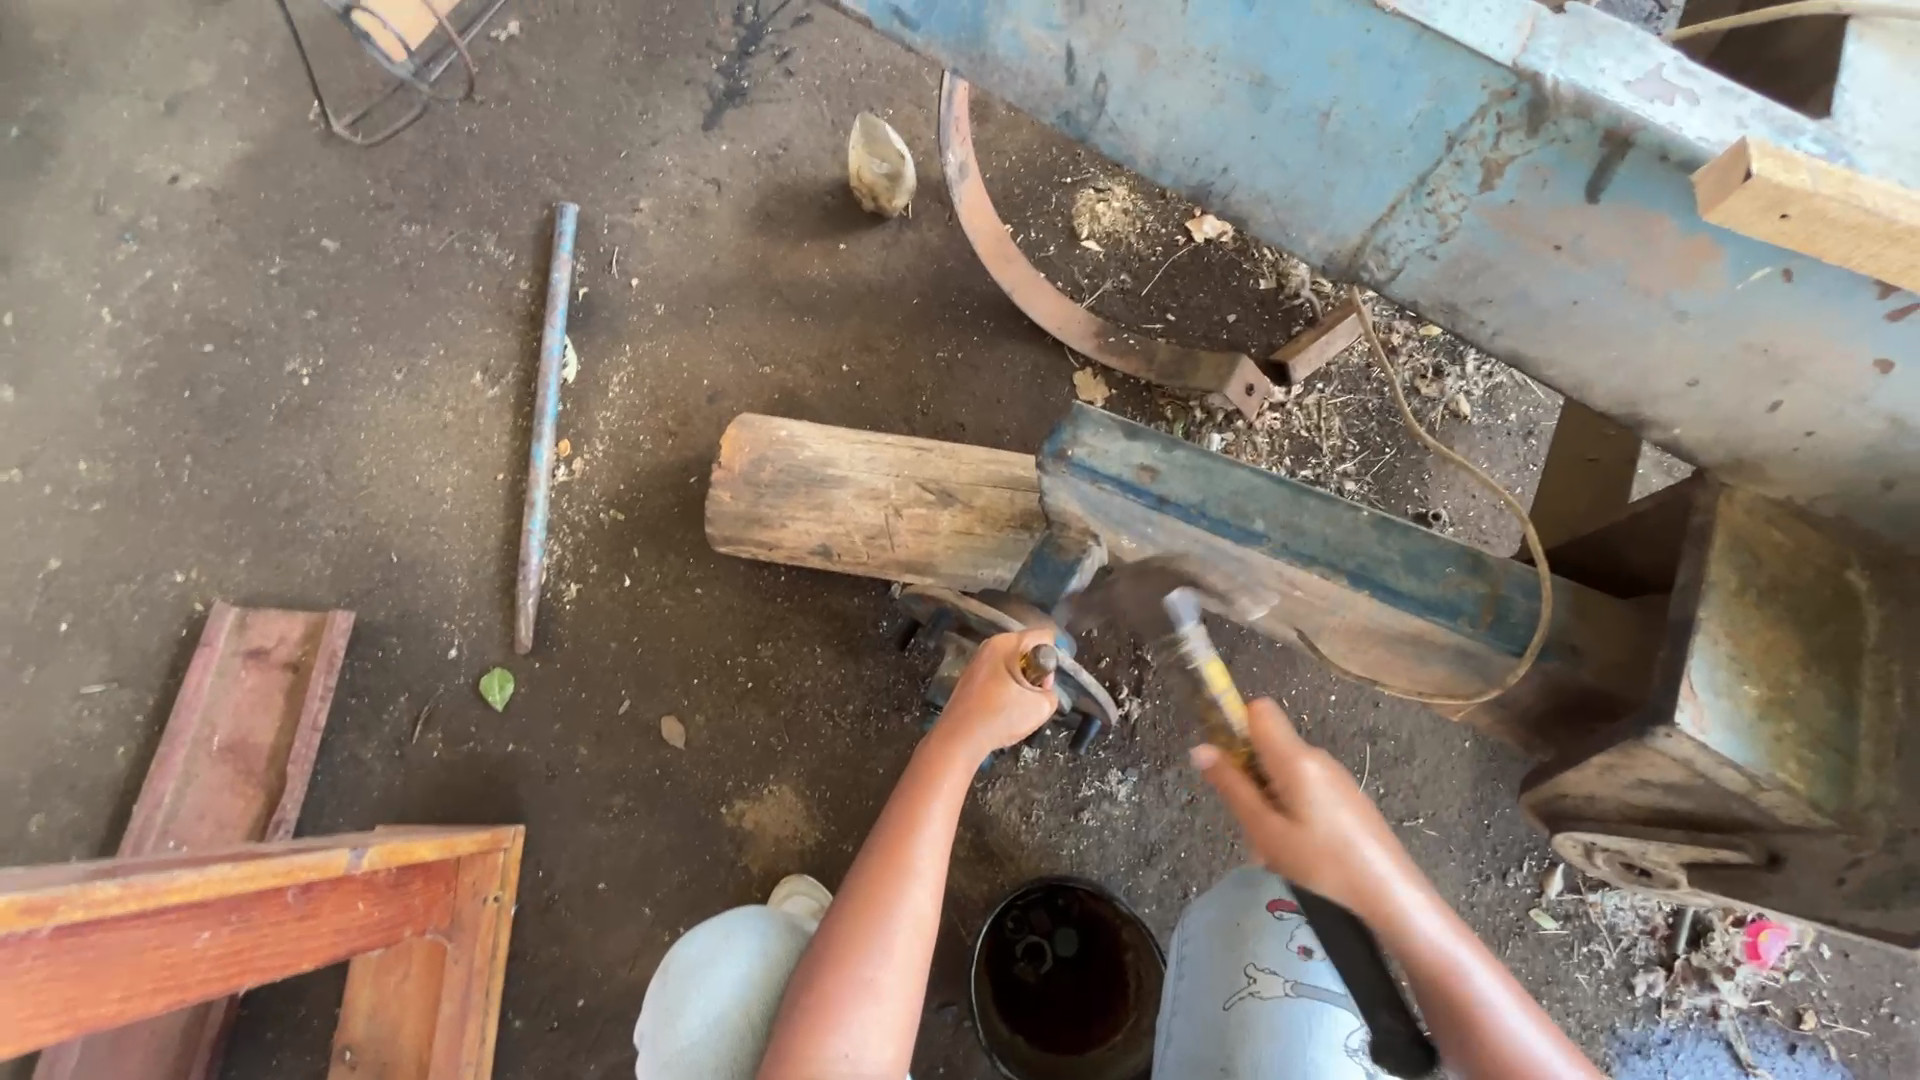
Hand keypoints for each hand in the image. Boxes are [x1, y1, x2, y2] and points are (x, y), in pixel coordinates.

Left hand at [934, 629, 1058, 754]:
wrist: (959, 738)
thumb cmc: (1000, 718)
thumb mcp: (1041, 707)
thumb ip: (1051, 692)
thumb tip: (1041, 688)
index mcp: (1006, 643)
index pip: (1045, 636)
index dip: (1052, 660)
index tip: (1043, 684)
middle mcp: (990, 645)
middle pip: (1028, 649)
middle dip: (1035, 672)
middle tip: (1031, 697)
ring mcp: (978, 660)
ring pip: (1013, 664)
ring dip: (1021, 683)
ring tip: (1015, 707)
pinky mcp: (971, 675)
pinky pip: (999, 674)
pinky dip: (1005, 689)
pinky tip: (1000, 709)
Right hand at [1191, 698, 1429, 923]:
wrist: (1395, 901)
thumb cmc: (1324, 866)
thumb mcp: (1266, 831)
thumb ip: (1232, 787)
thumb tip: (1200, 749)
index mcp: (1296, 758)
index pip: (1258, 710)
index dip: (1235, 726)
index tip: (1225, 763)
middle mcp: (1317, 757)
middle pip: (1269, 745)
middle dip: (1249, 775)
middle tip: (1251, 823)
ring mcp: (1336, 777)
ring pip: (1285, 771)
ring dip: (1269, 799)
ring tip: (1275, 847)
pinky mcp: (1348, 798)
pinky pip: (1305, 788)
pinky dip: (1291, 809)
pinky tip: (1300, 851)